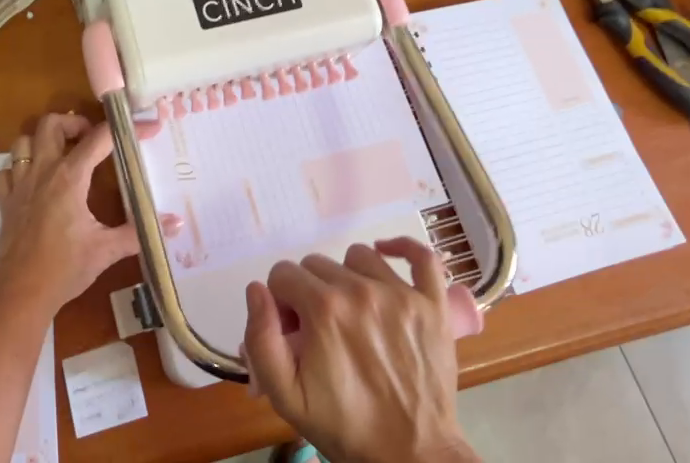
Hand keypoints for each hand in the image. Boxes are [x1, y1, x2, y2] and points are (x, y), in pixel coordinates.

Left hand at [0, 113, 138, 319]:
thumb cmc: (65, 269)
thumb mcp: (106, 250)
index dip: (124, 129)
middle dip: (73, 123)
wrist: (20, 294)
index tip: (146, 128)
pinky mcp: (6, 202)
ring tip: (62, 154)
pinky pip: (7, 171)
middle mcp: (42, 172)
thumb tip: (176, 224)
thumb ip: (138, 232)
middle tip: (90, 140)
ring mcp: (19, 185)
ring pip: (24, 142)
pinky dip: (20, 168)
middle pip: (51, 124)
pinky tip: (35, 182)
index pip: (99, 138)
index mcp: (69, 177)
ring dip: (43, 141)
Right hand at [242, 239, 479, 462]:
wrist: (411, 455)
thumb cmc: (345, 425)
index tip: (293, 332)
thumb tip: (256, 289)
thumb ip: (260, 338)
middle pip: (317, 265)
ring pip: (359, 257)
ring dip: (347, 277)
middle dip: (309, 292)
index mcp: (323, 309)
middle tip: (320, 330)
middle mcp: (360, 290)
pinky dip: (403, 247)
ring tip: (352, 311)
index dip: (281, 303)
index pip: (283, 275)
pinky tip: (387, 254)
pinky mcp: (432, 304)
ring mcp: (401, 294)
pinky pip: (422, 256)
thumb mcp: (285, 395)